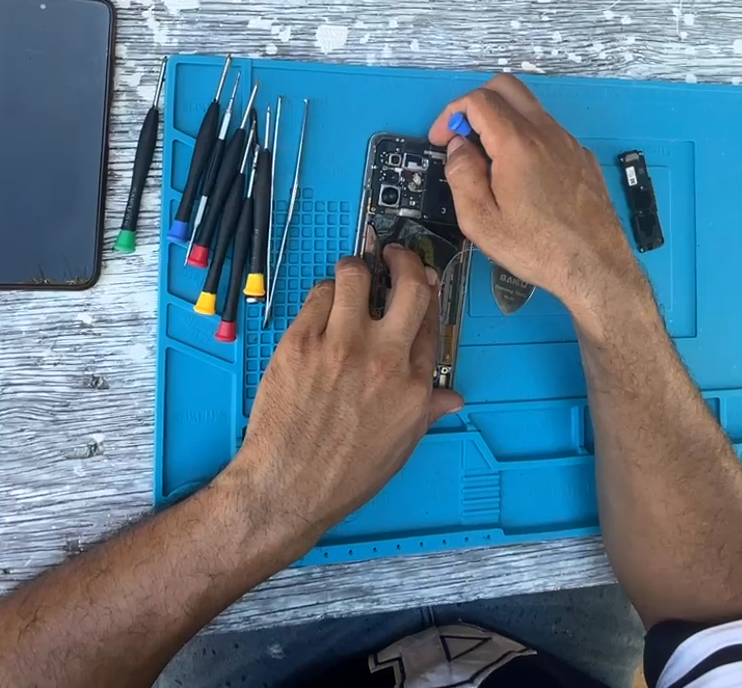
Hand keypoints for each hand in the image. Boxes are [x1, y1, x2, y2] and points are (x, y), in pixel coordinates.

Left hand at [221, 247, 464, 544]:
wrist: (287, 487)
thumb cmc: (345, 475)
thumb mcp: (401, 447)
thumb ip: (427, 411)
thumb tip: (454, 397)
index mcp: (413, 384)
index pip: (431, 318)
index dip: (427, 290)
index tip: (422, 279)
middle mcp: (383, 357)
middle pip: (408, 284)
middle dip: (403, 259)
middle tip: (393, 254)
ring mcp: (341, 345)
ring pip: (355, 275)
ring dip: (354, 271)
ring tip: (349, 280)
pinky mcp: (302, 341)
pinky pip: (317, 295)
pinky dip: (322, 296)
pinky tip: (320, 311)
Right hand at [428, 74, 641, 309]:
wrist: (595, 268)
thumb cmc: (538, 249)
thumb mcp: (480, 220)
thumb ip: (461, 175)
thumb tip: (458, 148)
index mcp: (517, 144)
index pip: (477, 101)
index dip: (450, 114)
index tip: (442, 139)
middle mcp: (546, 133)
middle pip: (506, 86)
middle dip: (475, 102)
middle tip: (462, 136)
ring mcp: (568, 143)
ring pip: (529, 107)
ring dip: (501, 118)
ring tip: (488, 160)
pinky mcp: (581, 157)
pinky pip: (547, 130)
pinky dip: (524, 136)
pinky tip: (519, 174)